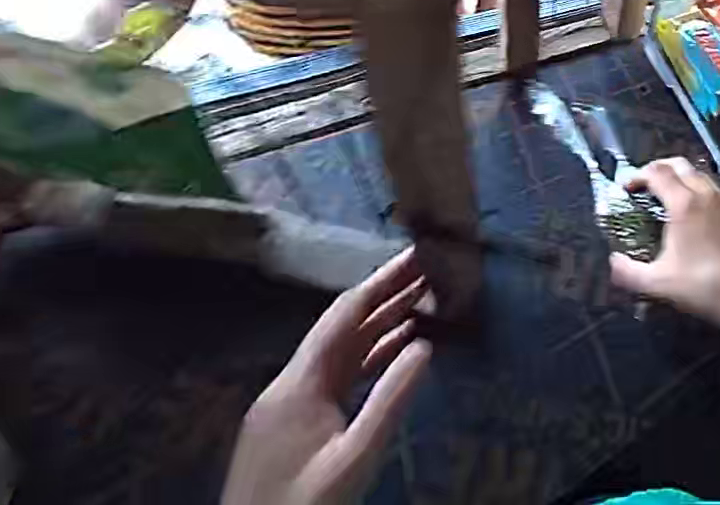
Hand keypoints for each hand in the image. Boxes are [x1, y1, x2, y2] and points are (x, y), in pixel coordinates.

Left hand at [223, 248, 433, 504]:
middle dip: (386, 295)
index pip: (345, 315)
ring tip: (424, 298)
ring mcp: (290, 403)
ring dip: (382, 323)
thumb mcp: (353, 462)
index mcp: (297, 382)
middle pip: (343, 326)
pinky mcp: (296, 423)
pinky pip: (339, 375)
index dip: (383, 281)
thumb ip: (390, 401)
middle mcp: (290, 383)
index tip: (416, 257)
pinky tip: (399, 346)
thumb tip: (426, 344)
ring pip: (342, 349)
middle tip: (428, 269)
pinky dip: (370, 355)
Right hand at [607, 158, 719, 338]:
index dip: (637, 175)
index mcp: (683, 203)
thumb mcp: (658, 283)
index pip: (656, 173)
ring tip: (669, 194)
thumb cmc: (703, 287)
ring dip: (680, 176)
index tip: (627, 187)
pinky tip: (696, 211)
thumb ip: (629, 272)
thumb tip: (612, 262)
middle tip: (645, 183)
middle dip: (658, 168)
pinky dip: (699, 189)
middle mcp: (705, 194)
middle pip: (679, 164)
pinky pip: (715, 189)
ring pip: (699, 174)